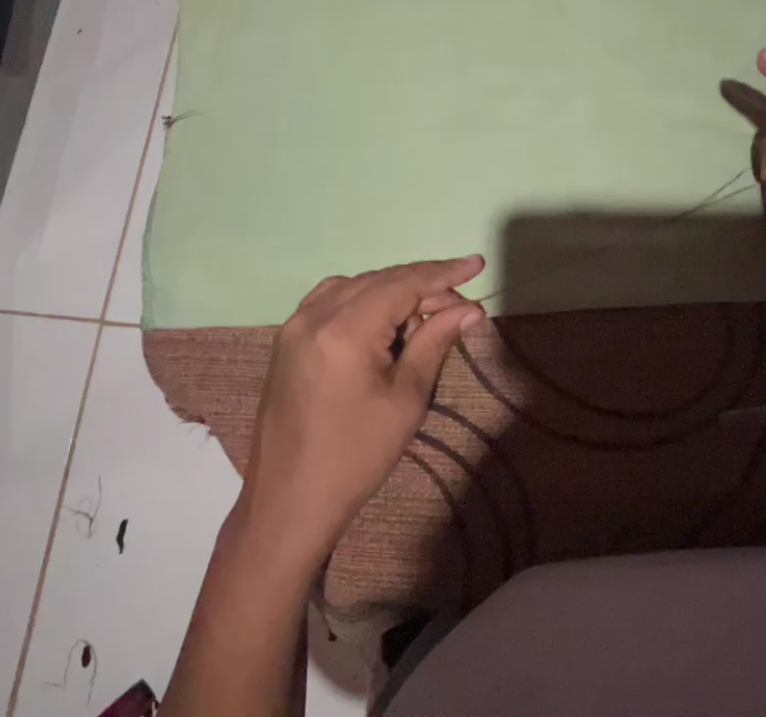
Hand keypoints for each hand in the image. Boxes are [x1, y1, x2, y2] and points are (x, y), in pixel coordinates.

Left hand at [239, 256, 486, 564]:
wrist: (289, 500)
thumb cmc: (356, 456)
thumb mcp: (406, 399)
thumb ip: (433, 342)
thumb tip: (469, 309)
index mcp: (345, 329)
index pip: (402, 284)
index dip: (443, 273)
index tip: (477, 265)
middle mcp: (314, 315)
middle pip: (379, 280)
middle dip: (423, 284)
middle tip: (463, 303)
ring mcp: (294, 325)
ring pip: (355, 286)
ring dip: (393, 289)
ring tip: (429, 309)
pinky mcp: (287, 339)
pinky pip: (330, 299)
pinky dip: (363, 298)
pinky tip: (383, 315)